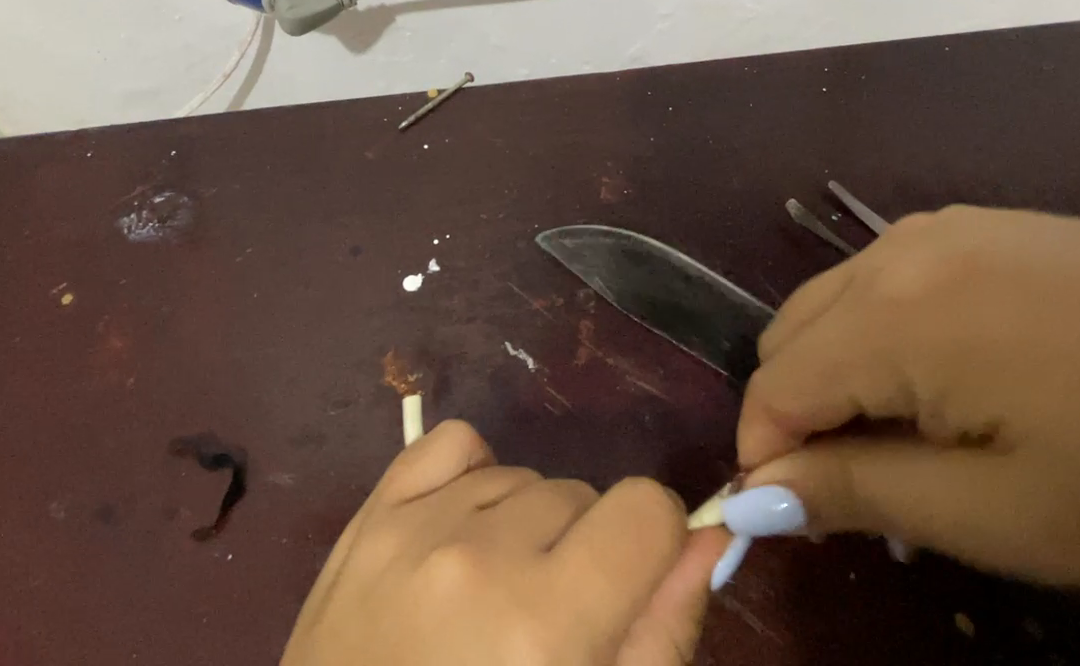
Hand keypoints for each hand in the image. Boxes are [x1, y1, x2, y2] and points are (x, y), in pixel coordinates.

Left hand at [284, 420, 727, 665]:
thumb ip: (662, 634)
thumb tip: (709, 536)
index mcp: (545, 623)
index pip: (647, 508)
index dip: (654, 548)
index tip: (630, 591)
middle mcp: (480, 557)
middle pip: (582, 494)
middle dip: (583, 550)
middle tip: (547, 624)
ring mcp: (416, 527)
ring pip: (523, 475)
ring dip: (525, 524)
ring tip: (493, 596)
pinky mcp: (370, 516)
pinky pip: (453, 444)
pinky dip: (473, 474)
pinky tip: (465, 529)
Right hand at [732, 206, 1079, 594]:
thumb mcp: (1007, 516)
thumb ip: (860, 493)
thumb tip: (757, 492)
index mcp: (894, 315)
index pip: (774, 385)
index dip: (769, 455)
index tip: (801, 514)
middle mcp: (898, 250)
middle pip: (792, 336)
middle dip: (804, 413)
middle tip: (873, 487)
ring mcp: (943, 227)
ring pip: (836, 304)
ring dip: (844, 373)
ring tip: (922, 439)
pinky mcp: (986, 224)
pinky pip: (890, 280)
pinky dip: (887, 336)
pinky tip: (963, 380)